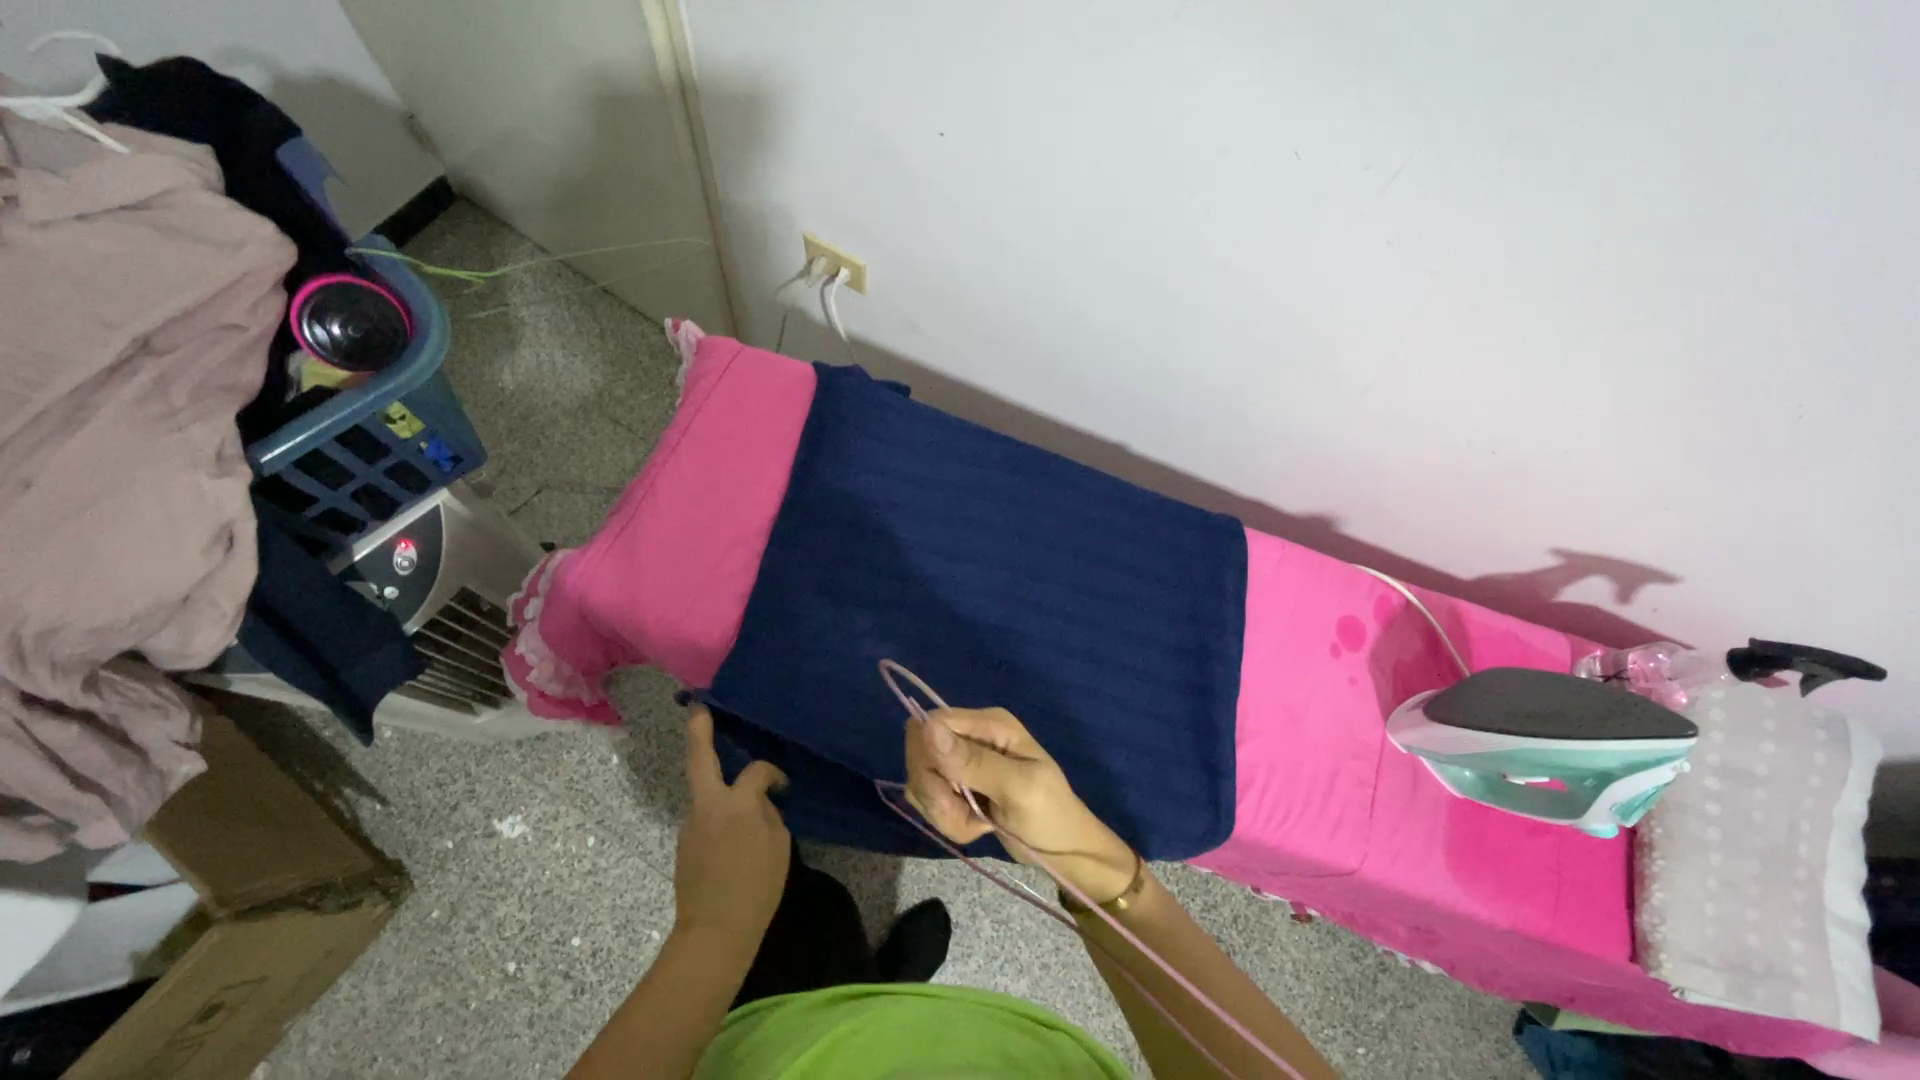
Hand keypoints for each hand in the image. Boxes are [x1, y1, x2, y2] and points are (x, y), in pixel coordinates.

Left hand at [673, 706, 790, 938]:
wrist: (715, 932)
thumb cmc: (756, 888)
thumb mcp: (778, 846)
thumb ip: (768, 815)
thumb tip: (758, 803)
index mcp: (736, 804)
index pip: (755, 771)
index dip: (771, 772)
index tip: (783, 785)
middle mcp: (707, 806)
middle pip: (700, 760)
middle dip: (699, 731)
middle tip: (698, 709)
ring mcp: (691, 825)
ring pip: (705, 794)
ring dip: (718, 787)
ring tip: (741, 801)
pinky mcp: (684, 845)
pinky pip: (705, 819)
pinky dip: (718, 816)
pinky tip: (733, 838)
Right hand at [904, 707, 1137, 902]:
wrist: (1062, 851)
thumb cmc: (1050, 814)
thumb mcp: (1018, 787)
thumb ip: (973, 761)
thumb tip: (927, 727)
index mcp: (990, 724)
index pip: (930, 724)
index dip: (928, 759)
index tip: (951, 791)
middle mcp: (971, 735)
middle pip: (919, 753)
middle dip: (936, 793)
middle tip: (967, 814)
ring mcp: (961, 762)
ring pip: (921, 780)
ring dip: (943, 811)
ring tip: (976, 824)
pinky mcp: (955, 787)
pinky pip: (928, 799)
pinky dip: (946, 820)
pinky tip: (974, 827)